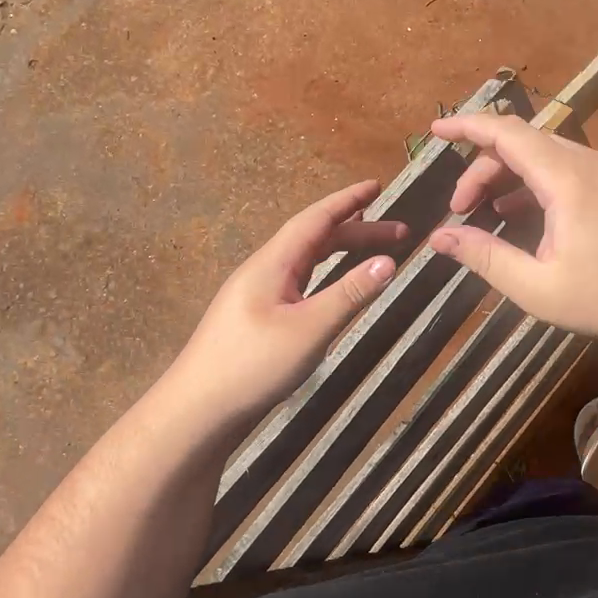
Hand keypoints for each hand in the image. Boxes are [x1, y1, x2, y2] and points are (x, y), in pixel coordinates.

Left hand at [161, 181, 405, 417]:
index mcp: (273, 264)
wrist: (197, 411)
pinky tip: (339, 287)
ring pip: (307, 260)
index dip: (347, 201)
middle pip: (314, 238)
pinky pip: (301, 280)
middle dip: (357, 230)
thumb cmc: (253, 365)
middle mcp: (264, 272)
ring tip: (376, 252)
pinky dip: (329, 273)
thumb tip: (390, 261)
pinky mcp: (258, 319)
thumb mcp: (311, 328)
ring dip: (343, 251)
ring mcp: (258, 295)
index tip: (377, 185)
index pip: (315, 220)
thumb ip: (351, 293)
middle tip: (400, 232)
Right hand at [426, 113, 597, 345]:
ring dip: (509, 174)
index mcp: (566, 178)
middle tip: (459, 207)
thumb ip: (485, 256)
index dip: (466, 127)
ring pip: (545, 154)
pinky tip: (519, 213)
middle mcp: (588, 163)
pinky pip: (567, 169)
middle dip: (482, 166)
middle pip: (523, 142)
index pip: (506, 133)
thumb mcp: (537, 287)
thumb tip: (439, 239)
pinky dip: (535, 182)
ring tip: (481, 210)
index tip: (433, 132)